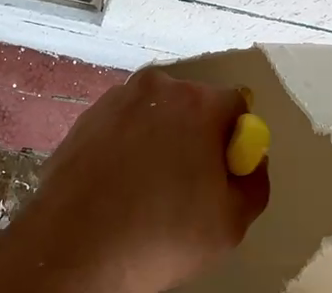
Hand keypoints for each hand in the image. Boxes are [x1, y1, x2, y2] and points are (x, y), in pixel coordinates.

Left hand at [0, 67, 268, 292]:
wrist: (77, 245)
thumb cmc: (161, 235)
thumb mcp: (231, 223)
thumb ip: (254, 182)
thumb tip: (251, 160)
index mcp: (198, 103)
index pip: (236, 105)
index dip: (236, 139)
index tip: (223, 173)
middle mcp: (157, 86)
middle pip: (193, 104)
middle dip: (197, 136)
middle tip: (188, 186)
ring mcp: (117, 97)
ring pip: (155, 112)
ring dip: (160, 138)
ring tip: (148, 189)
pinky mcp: (87, 115)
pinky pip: (122, 124)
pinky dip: (127, 145)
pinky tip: (120, 184)